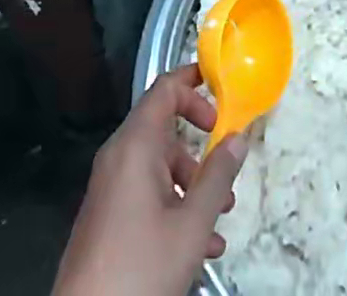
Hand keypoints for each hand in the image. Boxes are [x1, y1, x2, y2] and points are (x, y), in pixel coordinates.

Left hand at [52, 64, 248, 295]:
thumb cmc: (141, 266)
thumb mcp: (192, 224)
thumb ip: (218, 176)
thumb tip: (237, 137)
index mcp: (135, 145)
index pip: (164, 89)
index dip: (193, 81)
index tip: (223, 92)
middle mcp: (119, 156)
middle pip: (164, 127)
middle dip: (201, 145)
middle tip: (228, 165)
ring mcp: (111, 185)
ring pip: (159, 165)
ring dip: (193, 182)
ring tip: (223, 216)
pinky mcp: (109, 212)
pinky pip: (147, 191)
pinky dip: (175, 204)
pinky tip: (202, 244)